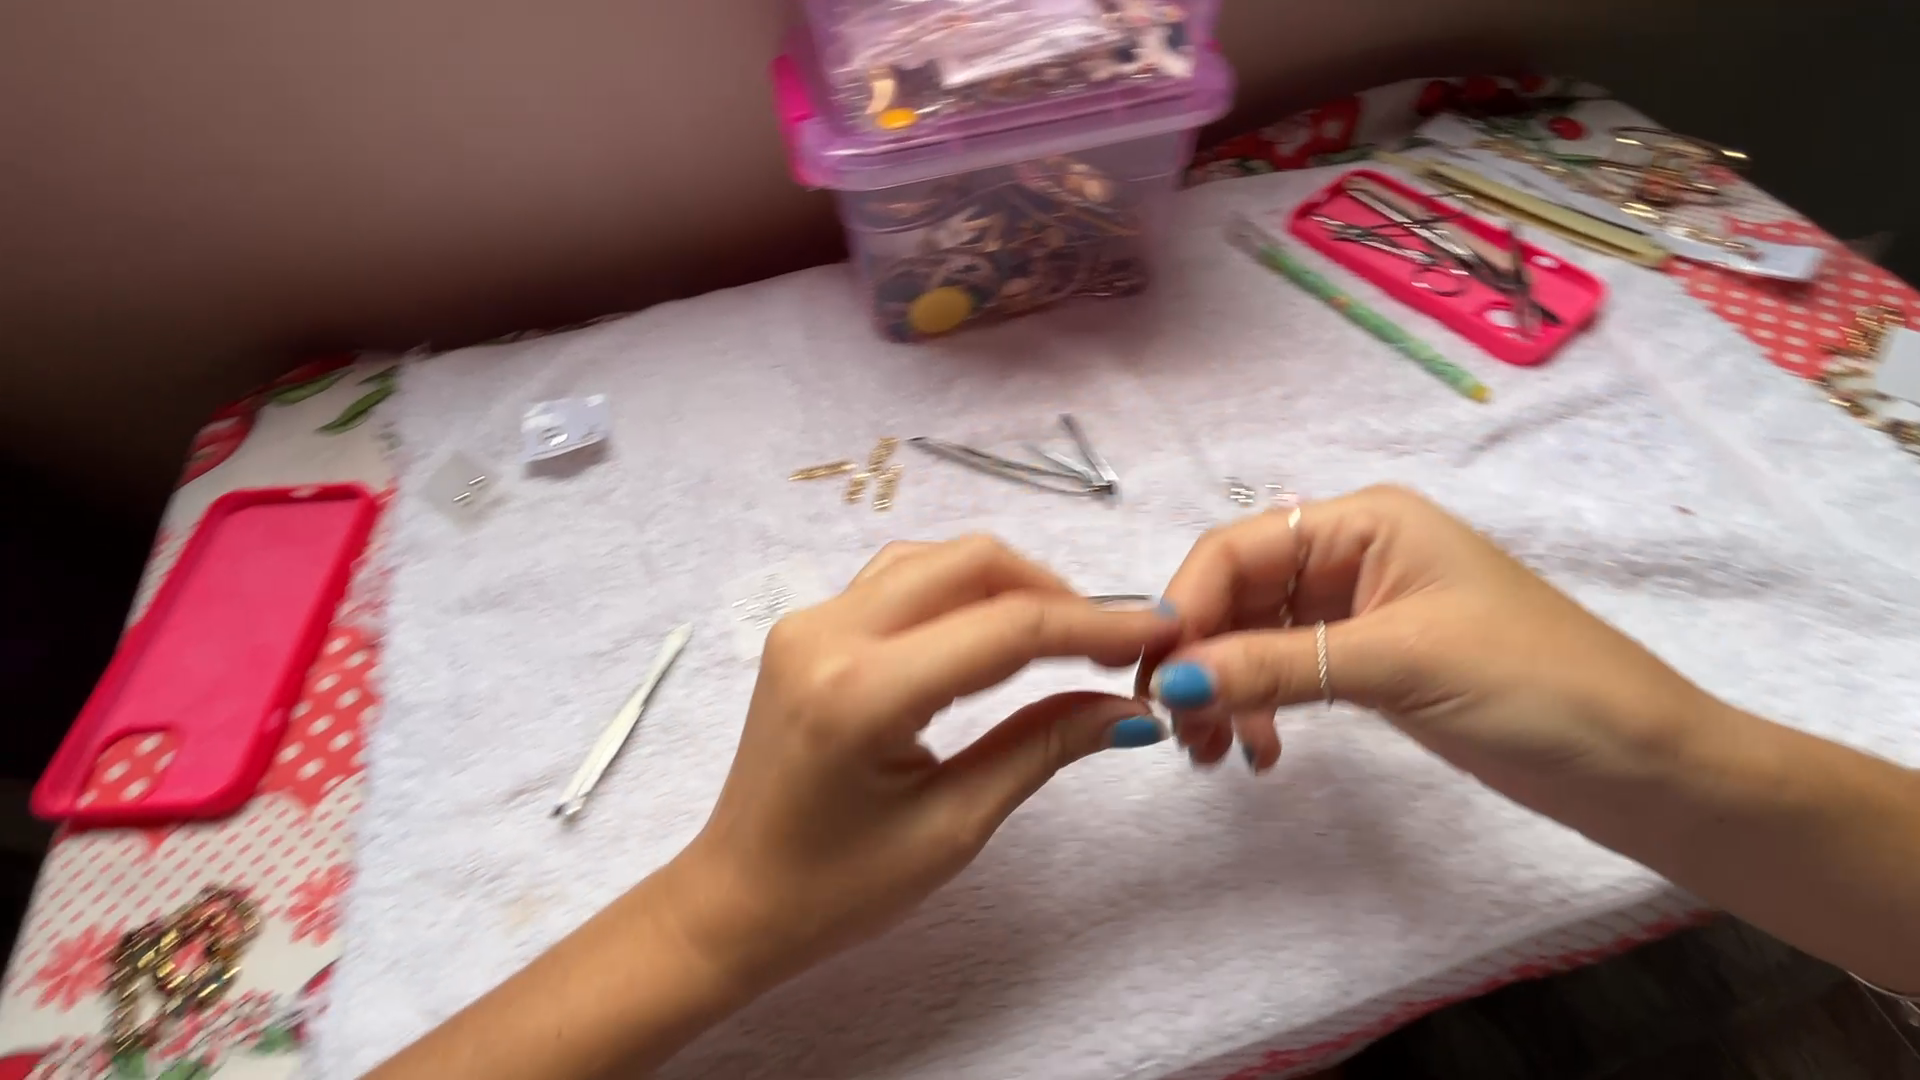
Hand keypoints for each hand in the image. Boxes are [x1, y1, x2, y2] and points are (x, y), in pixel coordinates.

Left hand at [662, 536, 1179, 997]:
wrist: (734, 899)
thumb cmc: (840, 890)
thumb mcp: (954, 825)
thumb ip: (1043, 746)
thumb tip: (1131, 709)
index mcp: (863, 692)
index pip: (1005, 629)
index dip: (1093, 623)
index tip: (1156, 630)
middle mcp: (829, 632)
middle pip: (971, 563)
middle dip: (1055, 591)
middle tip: (1110, 640)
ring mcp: (810, 619)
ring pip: (935, 559)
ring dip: (1007, 582)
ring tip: (1060, 633)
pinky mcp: (806, 624)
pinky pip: (899, 577)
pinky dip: (958, 587)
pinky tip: (988, 625)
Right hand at [1141, 486, 1721, 815]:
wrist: (1649, 770)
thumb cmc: (1538, 687)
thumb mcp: (1398, 665)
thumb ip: (1274, 667)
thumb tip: (1169, 682)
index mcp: (1361, 524)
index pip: (1237, 551)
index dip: (1184, 605)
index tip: (1152, 672)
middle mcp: (1345, 557)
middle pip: (1234, 596)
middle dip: (1198, 657)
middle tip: (1176, 727)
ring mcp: (1349, 611)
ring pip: (1248, 639)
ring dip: (1220, 689)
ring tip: (1211, 752)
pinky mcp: (1357, 660)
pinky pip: (1277, 672)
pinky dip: (1254, 708)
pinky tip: (1256, 751)